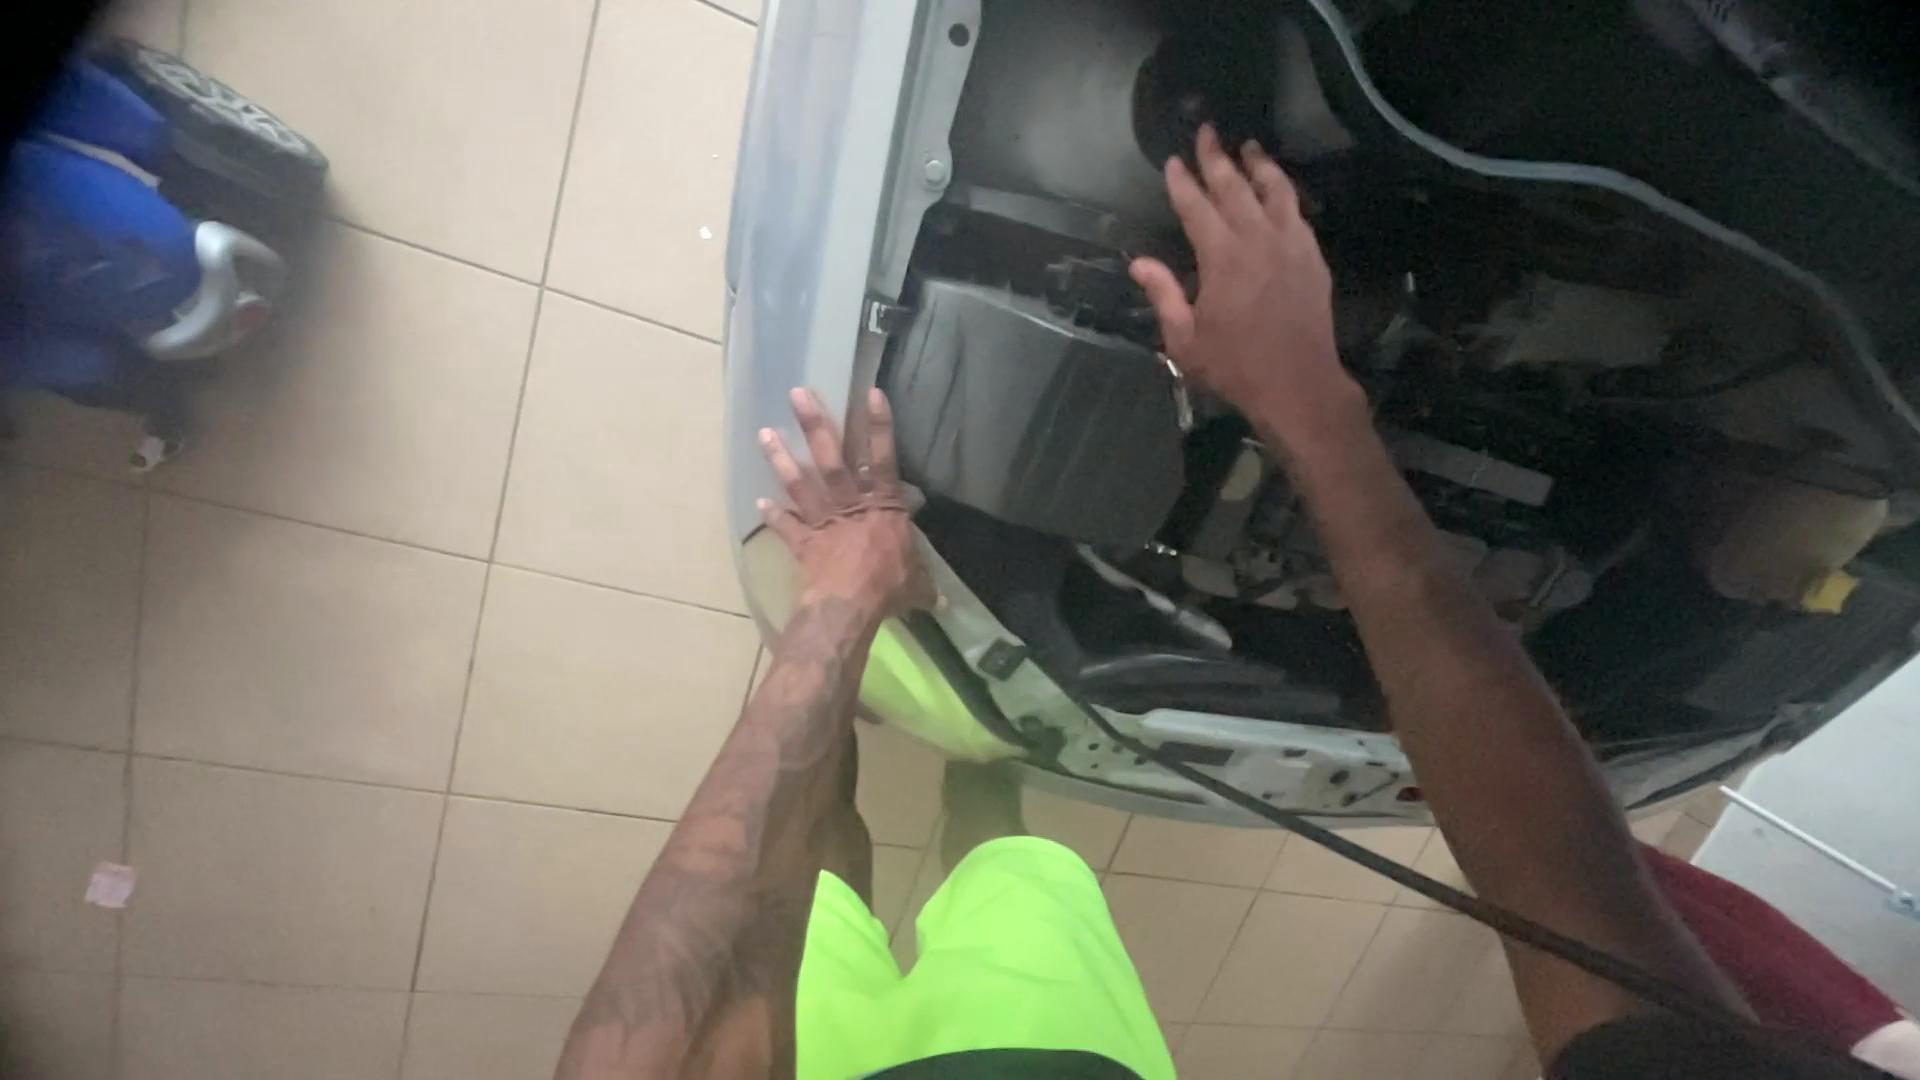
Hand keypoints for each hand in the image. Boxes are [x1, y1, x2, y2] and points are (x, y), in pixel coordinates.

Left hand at [758, 387, 934, 619]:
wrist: (847, 608)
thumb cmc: (888, 588)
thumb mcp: (917, 583)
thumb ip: (924, 583)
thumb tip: (941, 600)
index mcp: (883, 508)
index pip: (883, 460)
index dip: (879, 427)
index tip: (870, 393)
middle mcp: (850, 507)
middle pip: (831, 460)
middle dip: (815, 426)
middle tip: (797, 394)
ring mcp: (823, 523)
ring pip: (800, 484)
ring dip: (781, 458)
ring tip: (763, 432)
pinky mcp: (803, 544)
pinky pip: (787, 526)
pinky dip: (774, 515)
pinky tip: (760, 501)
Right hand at [1130, 125, 1357, 436]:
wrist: (1296, 382)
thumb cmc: (1234, 366)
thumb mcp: (1184, 339)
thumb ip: (1163, 295)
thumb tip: (1138, 263)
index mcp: (1221, 258)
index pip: (1196, 208)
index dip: (1182, 183)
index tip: (1172, 161)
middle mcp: (1257, 239)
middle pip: (1234, 187)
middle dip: (1217, 158)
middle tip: (1207, 132)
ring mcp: (1290, 244)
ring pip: (1274, 190)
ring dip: (1258, 165)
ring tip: (1248, 146)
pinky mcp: (1311, 256)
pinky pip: (1297, 211)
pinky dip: (1284, 191)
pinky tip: (1278, 188)